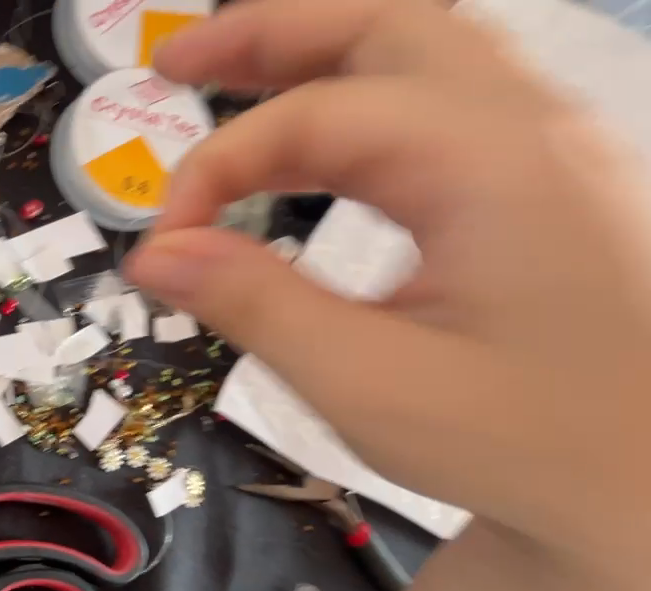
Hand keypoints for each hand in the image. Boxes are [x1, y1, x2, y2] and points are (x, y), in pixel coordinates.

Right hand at [124, 0, 650, 590]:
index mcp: (492, 167)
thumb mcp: (364, 381)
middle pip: (394, 24)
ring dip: (316, 51)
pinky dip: (356, 100)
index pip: (320, 115)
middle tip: (170, 59)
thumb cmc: (521, 440)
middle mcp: (530, 130)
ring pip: (425, 53)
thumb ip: (253, 303)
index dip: (216, 166)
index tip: (159, 250)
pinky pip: (440, 107)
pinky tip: (309, 140)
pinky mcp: (542, 189)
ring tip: (222, 74)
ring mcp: (547, 152)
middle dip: (271, 31)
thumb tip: (152, 253)